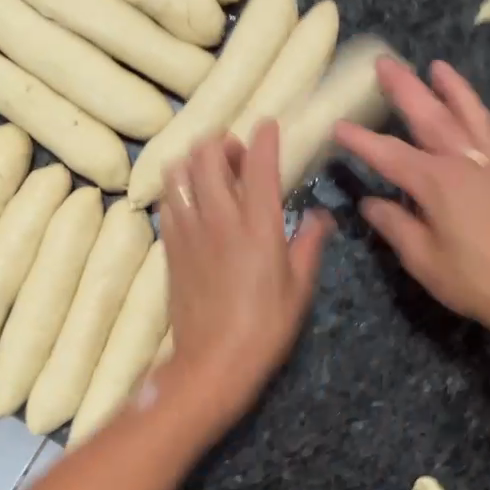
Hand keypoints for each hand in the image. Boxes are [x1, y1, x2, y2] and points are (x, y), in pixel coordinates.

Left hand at [159, 122, 332, 422]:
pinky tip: (193, 202)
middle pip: (207, 153)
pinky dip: (179, 188)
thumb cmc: (265, 330)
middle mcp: (218, 218)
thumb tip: (322, 217)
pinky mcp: (170, 248)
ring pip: (178, 170)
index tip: (269, 126)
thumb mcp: (299, 289)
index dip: (264, 137)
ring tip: (211, 172)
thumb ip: (309, 245)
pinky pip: (168, 201)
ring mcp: (188, 231)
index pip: (258, 162)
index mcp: (258, 226)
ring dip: (195, 160)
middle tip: (237, 155)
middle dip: (222, 141)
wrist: (213, 363)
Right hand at [334, 59, 489, 333]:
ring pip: (470, 116)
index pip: (389, 155)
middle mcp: (465, 163)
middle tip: (384, 63)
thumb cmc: (472, 281)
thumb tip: (371, 204)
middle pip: (430, 117)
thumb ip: (395, 227)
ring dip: (452, 89)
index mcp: (437, 182)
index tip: (337, 125)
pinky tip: (483, 124)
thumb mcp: (422, 260)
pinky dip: (488, 126)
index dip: (361, 140)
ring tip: (437, 66)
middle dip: (404, 89)